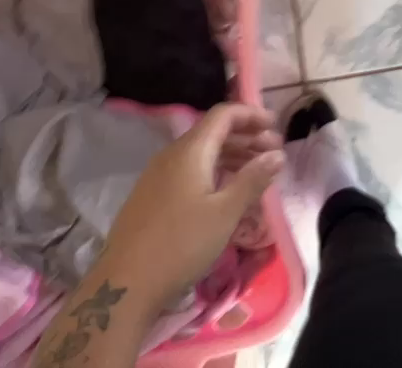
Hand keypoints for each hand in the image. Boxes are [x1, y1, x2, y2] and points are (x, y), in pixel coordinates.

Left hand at [100, 103, 284, 315]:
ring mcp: (158, 176)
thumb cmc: (181, 244)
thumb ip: (253, 179)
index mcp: (190, 151)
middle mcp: (172, 155)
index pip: (224, 114)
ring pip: (201, 153)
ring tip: (256, 173)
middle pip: (213, 132)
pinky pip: (189, 171)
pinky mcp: (151, 196)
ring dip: (232, 156)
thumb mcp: (225, 213)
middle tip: (273, 154)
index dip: (252, 114)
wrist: (124, 286)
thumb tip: (277, 154)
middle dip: (246, 137)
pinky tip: (226, 193)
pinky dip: (214, 171)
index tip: (276, 127)